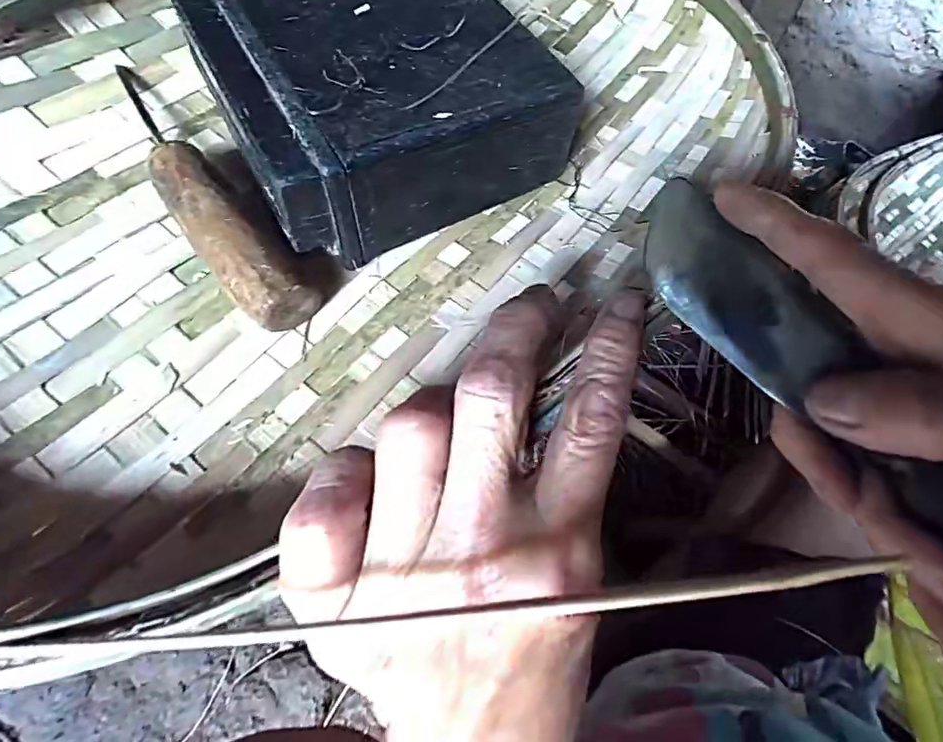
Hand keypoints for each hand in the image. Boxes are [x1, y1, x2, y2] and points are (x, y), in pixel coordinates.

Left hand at [278, 286, 644, 741]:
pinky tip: (369, 481)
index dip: (609, 344)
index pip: (589, 417)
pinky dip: (345, 472)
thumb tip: (549, 382)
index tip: (619, 300)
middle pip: (491, 396)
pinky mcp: (330, 602)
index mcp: (556, 548)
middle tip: (534, 306)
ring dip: (436, 402)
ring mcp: (396, 575)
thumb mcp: (584, 560)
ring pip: (409, 427)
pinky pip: (323, 499)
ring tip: (452, 418)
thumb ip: (570, 477)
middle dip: (517, 327)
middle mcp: (477, 552)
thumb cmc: (544, 642)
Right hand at [714, 184, 942, 677]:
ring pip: (870, 453)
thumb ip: (930, 412)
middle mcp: (939, 358)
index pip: (841, 263)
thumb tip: (819, 394)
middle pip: (831, 386)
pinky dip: (934, 562)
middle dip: (840, 466)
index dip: (777, 227)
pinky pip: (920, 497)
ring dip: (902, 535)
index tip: (722, 195)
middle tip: (892, 536)